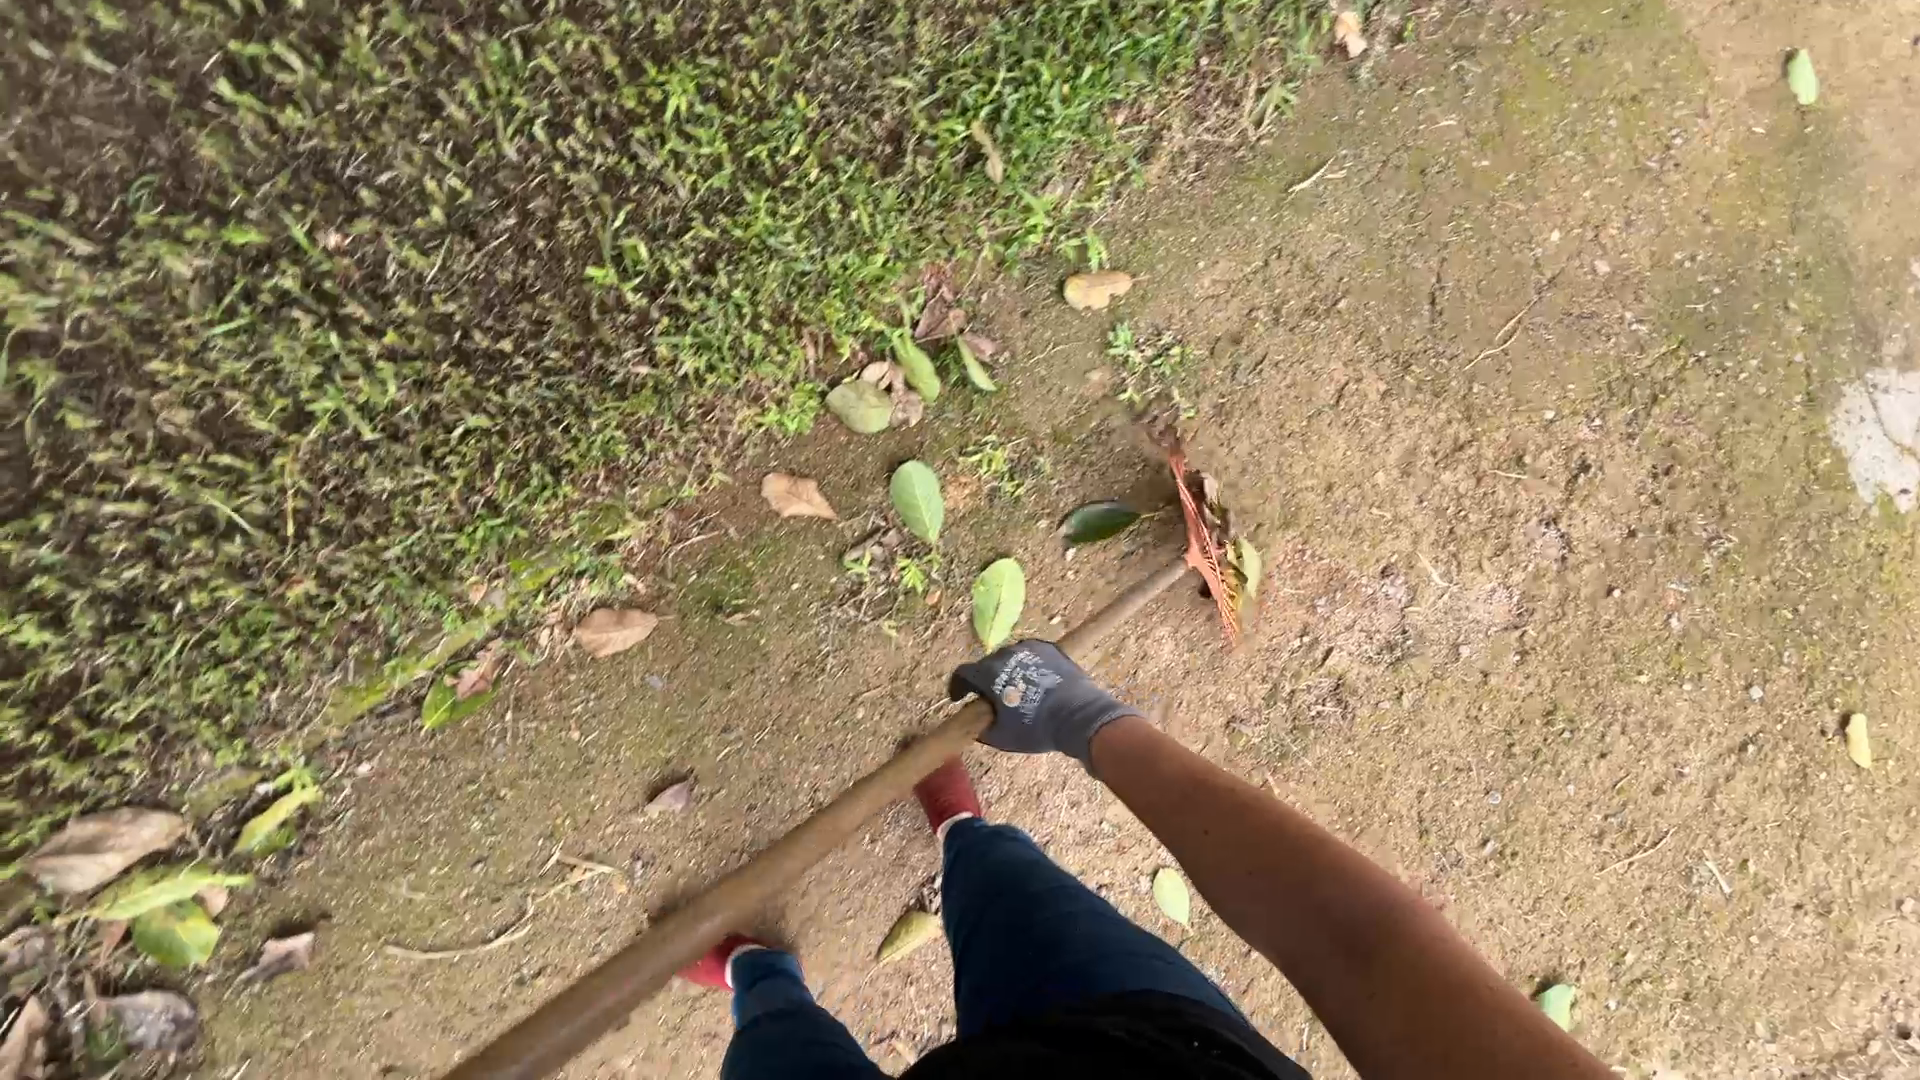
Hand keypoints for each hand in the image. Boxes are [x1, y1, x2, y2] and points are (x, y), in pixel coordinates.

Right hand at [947, 640, 1140, 764]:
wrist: (1079, 715)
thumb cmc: (1036, 727)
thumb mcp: (1002, 736)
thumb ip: (982, 728)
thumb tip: (977, 723)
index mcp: (988, 672)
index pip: (962, 674)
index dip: (958, 687)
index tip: (960, 698)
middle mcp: (1005, 654)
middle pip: (987, 665)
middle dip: (985, 680)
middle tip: (992, 697)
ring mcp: (1029, 648)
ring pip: (1010, 658)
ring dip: (1008, 672)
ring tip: (1017, 689)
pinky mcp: (1050, 648)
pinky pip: (1031, 655)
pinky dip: (1028, 666)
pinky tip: (1035, 681)